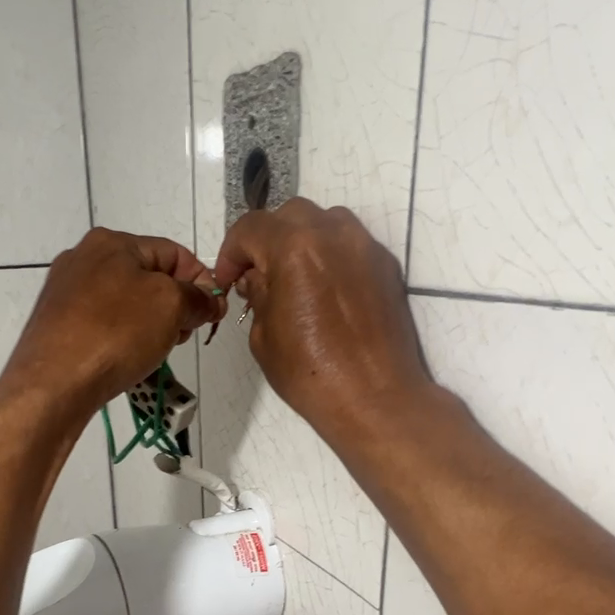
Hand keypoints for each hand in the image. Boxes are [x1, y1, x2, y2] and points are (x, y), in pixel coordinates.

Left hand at [1, 228, 223, 419]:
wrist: (52, 383)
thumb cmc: (115, 334)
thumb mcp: (170, 306)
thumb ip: (197, 298)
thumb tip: (211, 300)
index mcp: (112, 242)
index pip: (173, 252)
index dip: (201, 280)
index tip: (214, 313)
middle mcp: (84, 259)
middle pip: (147, 276)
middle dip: (174, 304)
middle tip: (183, 335)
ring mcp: (66, 292)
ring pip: (125, 302)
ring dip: (150, 323)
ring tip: (155, 350)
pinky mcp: (57, 324)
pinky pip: (103, 324)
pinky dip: (122, 336)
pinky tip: (126, 358)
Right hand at [213, 199, 435, 439]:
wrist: (374, 397)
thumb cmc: (311, 374)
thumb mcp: (265, 337)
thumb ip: (258, 295)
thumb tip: (258, 279)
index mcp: (295, 248)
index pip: (251, 228)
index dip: (231, 252)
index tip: (228, 280)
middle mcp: (333, 235)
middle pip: (290, 216)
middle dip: (268, 241)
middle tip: (259, 277)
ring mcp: (365, 248)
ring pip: (326, 223)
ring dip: (303, 241)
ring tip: (295, 278)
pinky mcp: (386, 267)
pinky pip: (351, 247)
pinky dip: (332, 258)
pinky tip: (326, 293)